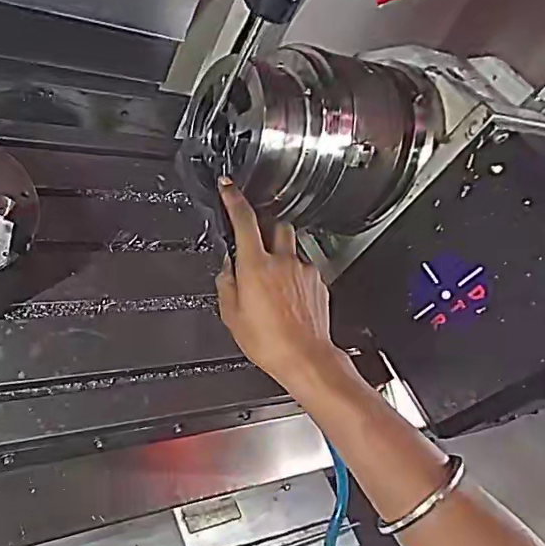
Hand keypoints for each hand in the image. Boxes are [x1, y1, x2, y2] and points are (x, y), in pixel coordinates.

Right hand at [213, 179, 345, 392]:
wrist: (305, 358)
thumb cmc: (269, 342)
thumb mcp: (232, 316)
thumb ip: (226, 286)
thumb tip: (226, 271)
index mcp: (255, 266)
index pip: (243, 219)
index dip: (234, 198)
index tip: (228, 187)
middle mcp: (283, 261)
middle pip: (276, 225)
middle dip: (265, 229)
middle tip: (256, 246)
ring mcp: (304, 270)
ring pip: (292, 248)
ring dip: (282, 255)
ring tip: (273, 282)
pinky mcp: (318, 282)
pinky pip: (305, 268)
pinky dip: (295, 276)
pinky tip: (289, 298)